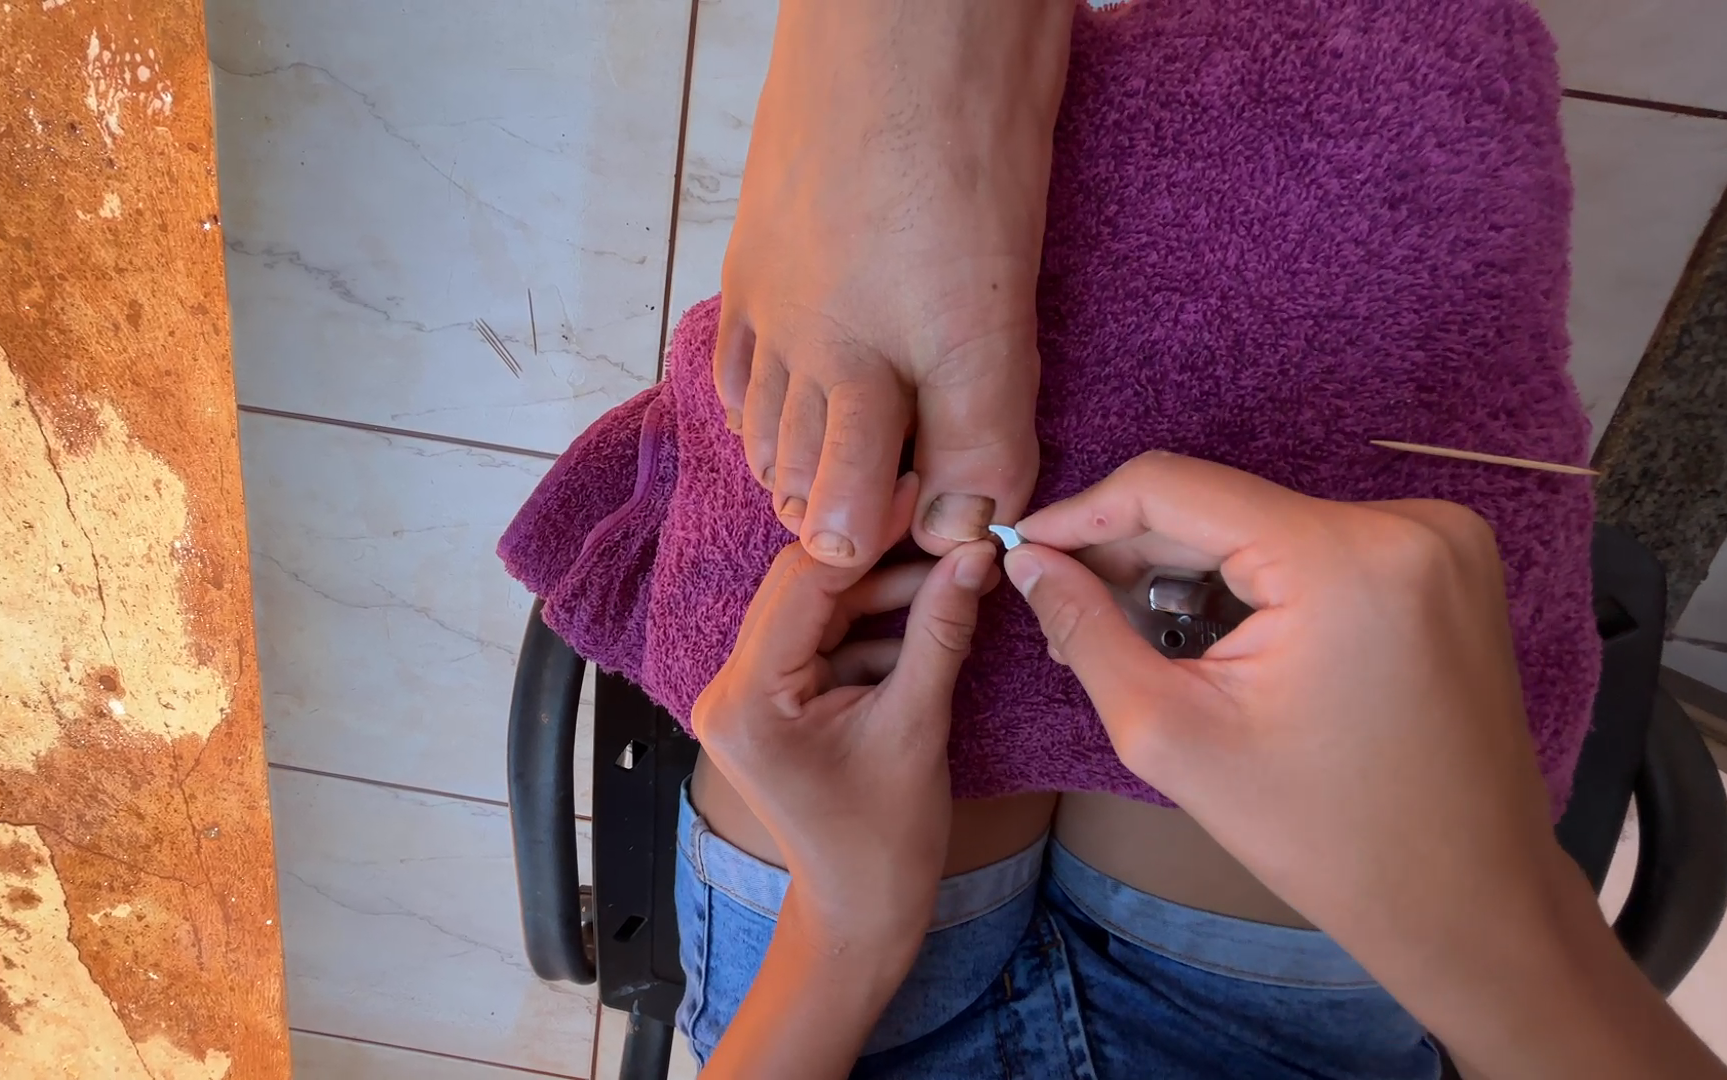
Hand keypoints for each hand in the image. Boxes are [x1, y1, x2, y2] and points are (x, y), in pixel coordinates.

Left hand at [691, 478, 998, 956]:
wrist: (859, 909)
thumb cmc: (886, 841)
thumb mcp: (917, 726)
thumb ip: (939, 631)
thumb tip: (974, 554)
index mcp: (749, 699)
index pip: (804, 583)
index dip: (867, 533)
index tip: (919, 491)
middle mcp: (728, 688)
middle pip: (803, 590)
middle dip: (877, 562)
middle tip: (941, 530)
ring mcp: (743, 693)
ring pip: (814, 611)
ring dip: (878, 595)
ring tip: (947, 575)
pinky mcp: (767, 700)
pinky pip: (818, 641)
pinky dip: (868, 629)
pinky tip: (921, 616)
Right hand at [714, 0, 1073, 565]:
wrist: (902, 19)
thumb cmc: (957, 163)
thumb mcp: (991, 319)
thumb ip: (976, 436)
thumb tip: (954, 529)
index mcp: (847, 378)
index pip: (841, 504)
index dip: (861, 544)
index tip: (882, 559)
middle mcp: (789, 351)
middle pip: (789, 467)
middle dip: (815, 511)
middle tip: (841, 534)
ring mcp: (763, 299)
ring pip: (758, 416)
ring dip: (780, 462)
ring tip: (801, 489)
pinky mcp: (756, 250)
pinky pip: (735, 354)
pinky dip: (748, 399)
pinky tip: (759, 410)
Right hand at [1004, 451, 1726, 1079]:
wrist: (1466, 901)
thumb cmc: (1313, 829)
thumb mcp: (1164, 730)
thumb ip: (1082, 628)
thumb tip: (1027, 561)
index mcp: (1341, 558)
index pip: (1169, 486)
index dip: (1080, 512)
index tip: (1023, 547)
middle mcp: (1400, 522)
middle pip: (1207, 505)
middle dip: (1121, 553)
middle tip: (1059, 605)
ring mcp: (1428, 538)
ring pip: (1243, 523)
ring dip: (1168, 569)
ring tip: (1115, 632)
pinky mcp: (1428, 561)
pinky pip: (1289, 543)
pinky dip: (1225, 578)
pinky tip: (1188, 630)